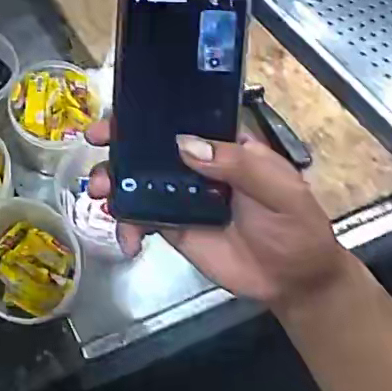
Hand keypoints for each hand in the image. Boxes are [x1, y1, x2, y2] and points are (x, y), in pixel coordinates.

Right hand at [84, 119, 351, 308]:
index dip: (148, 112)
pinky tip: (127, 238)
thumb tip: (185, 144)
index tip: (120, 113)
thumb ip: (236, 164)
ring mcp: (181, 194)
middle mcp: (196, 162)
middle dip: (118, 142)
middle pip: (150, 144)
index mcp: (222, 141)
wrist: (295, 278)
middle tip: (97, 144)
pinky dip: (126, 225)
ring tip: (101, 194)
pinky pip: (141, 218)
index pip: (182, 116)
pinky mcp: (173, 226)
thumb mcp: (277, 186)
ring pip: (138, 179)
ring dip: (113, 181)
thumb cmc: (294, 221)